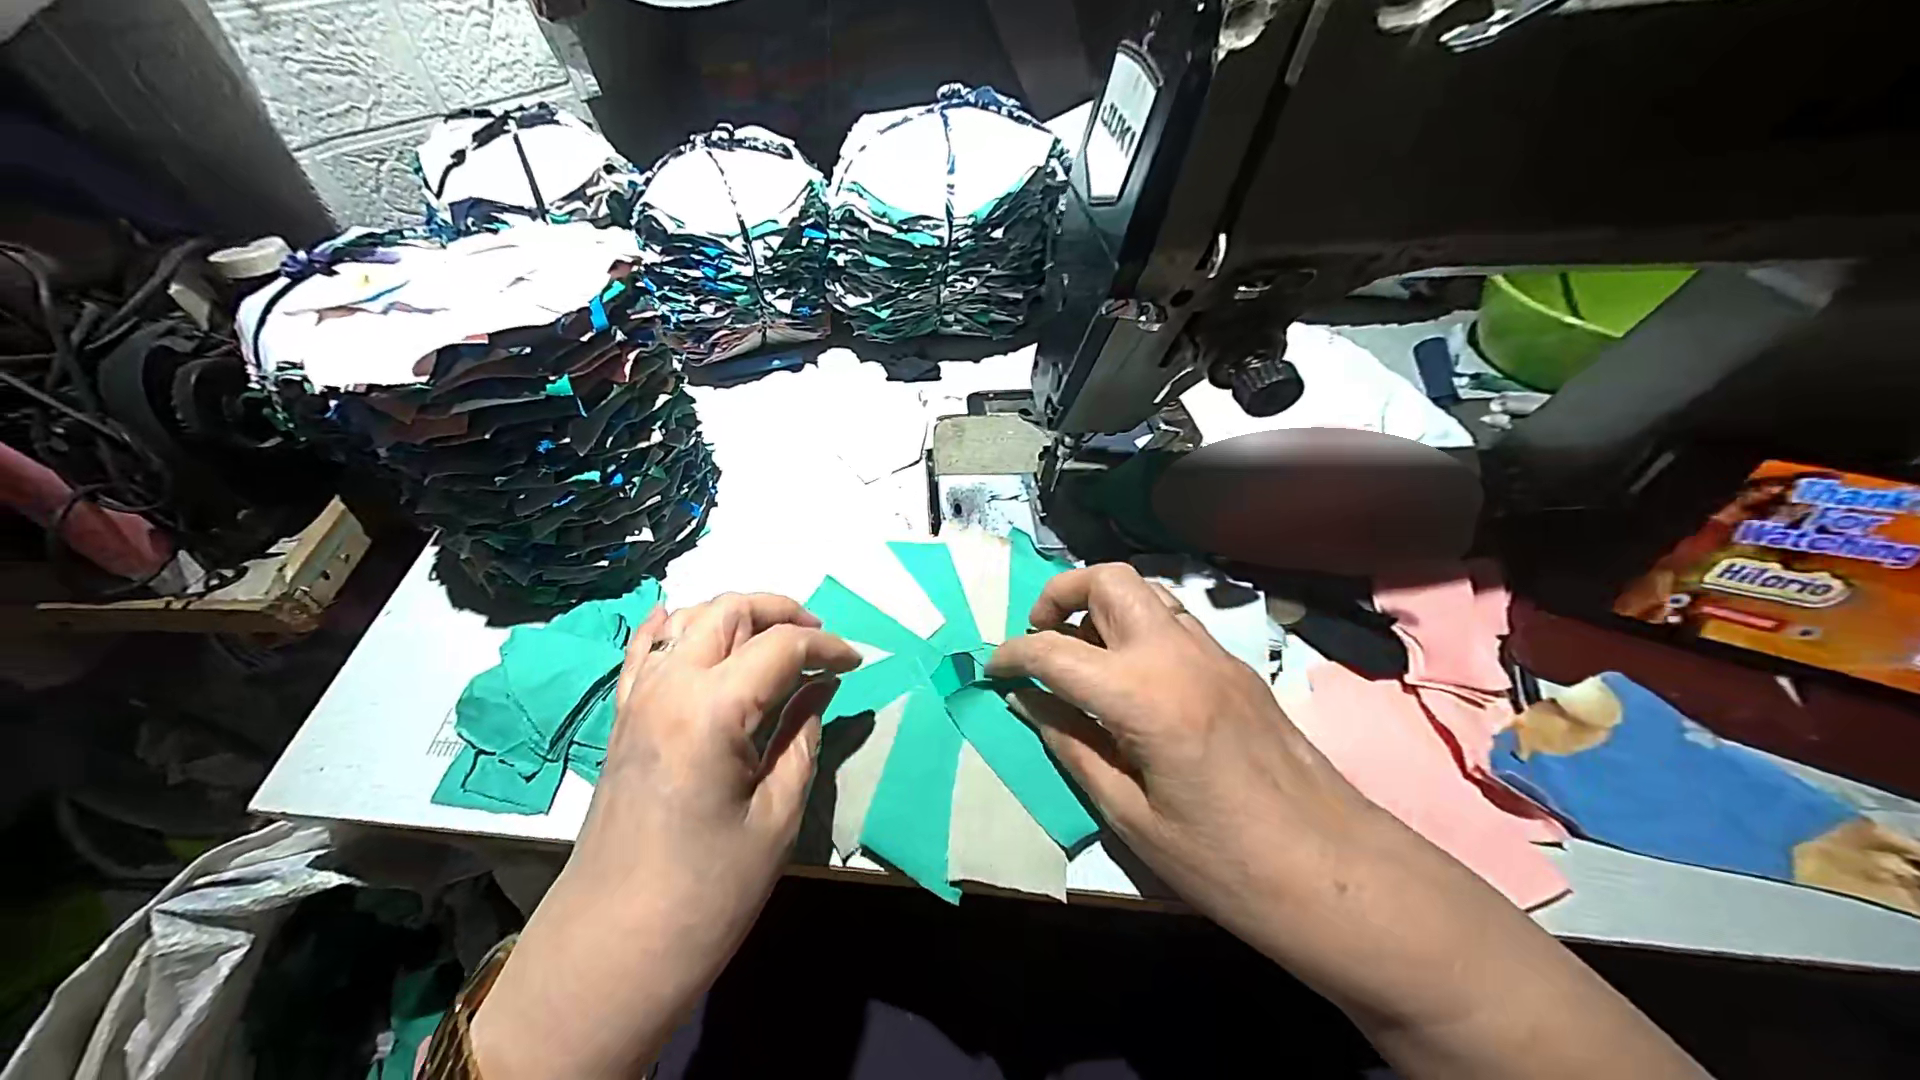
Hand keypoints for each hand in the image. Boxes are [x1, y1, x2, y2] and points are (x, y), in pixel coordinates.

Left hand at [473, 593, 859, 1079]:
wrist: (614, 945)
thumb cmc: (709, 889)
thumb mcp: (778, 813)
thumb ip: (802, 734)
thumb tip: (824, 685)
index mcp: (711, 710)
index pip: (781, 647)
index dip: (827, 646)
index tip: (857, 662)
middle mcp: (668, 686)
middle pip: (729, 610)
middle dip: (782, 611)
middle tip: (820, 638)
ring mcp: (637, 697)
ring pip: (689, 618)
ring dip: (737, 615)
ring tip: (774, 640)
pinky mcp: (623, 715)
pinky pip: (646, 646)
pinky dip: (680, 627)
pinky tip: (701, 633)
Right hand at [988, 564, 1704, 1079]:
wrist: (1342, 876)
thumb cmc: (1226, 863)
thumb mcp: (1130, 816)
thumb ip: (1071, 746)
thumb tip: (1028, 702)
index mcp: (1145, 696)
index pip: (1056, 650)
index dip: (1012, 655)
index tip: (993, 669)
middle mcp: (1178, 654)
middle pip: (1109, 579)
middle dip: (1060, 595)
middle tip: (1040, 639)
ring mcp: (1214, 652)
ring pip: (1145, 590)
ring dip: (1101, 604)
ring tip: (1081, 651)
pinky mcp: (1236, 665)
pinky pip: (1173, 618)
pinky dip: (1135, 624)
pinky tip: (1129, 675)